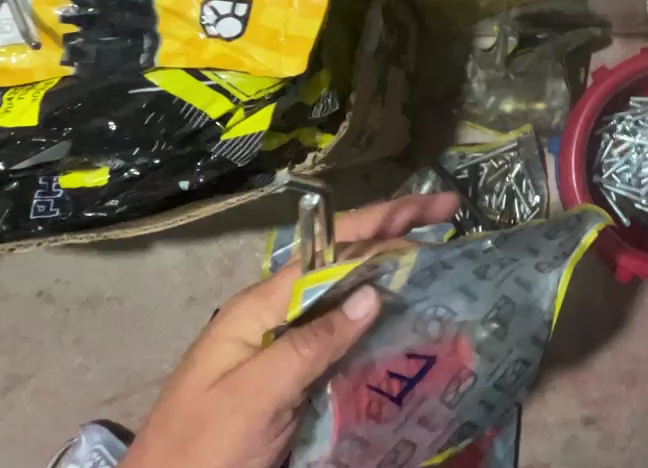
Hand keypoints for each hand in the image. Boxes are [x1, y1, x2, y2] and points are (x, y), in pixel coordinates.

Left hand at [121, 193, 458, 467]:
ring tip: (441, 257)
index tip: (433, 205)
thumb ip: (311, 344)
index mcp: (261, 306)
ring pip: (350, 294)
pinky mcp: (298, 376)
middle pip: (345, 260)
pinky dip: (381, 316)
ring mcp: (287, 345)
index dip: (385, 220)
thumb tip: (375, 292)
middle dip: (395, 232)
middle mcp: (277, 314)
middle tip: (448, 213)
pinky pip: (347, 334)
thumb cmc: (199, 454)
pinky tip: (409, 315)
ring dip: (393, 270)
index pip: (333, 247)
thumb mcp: (252, 398)